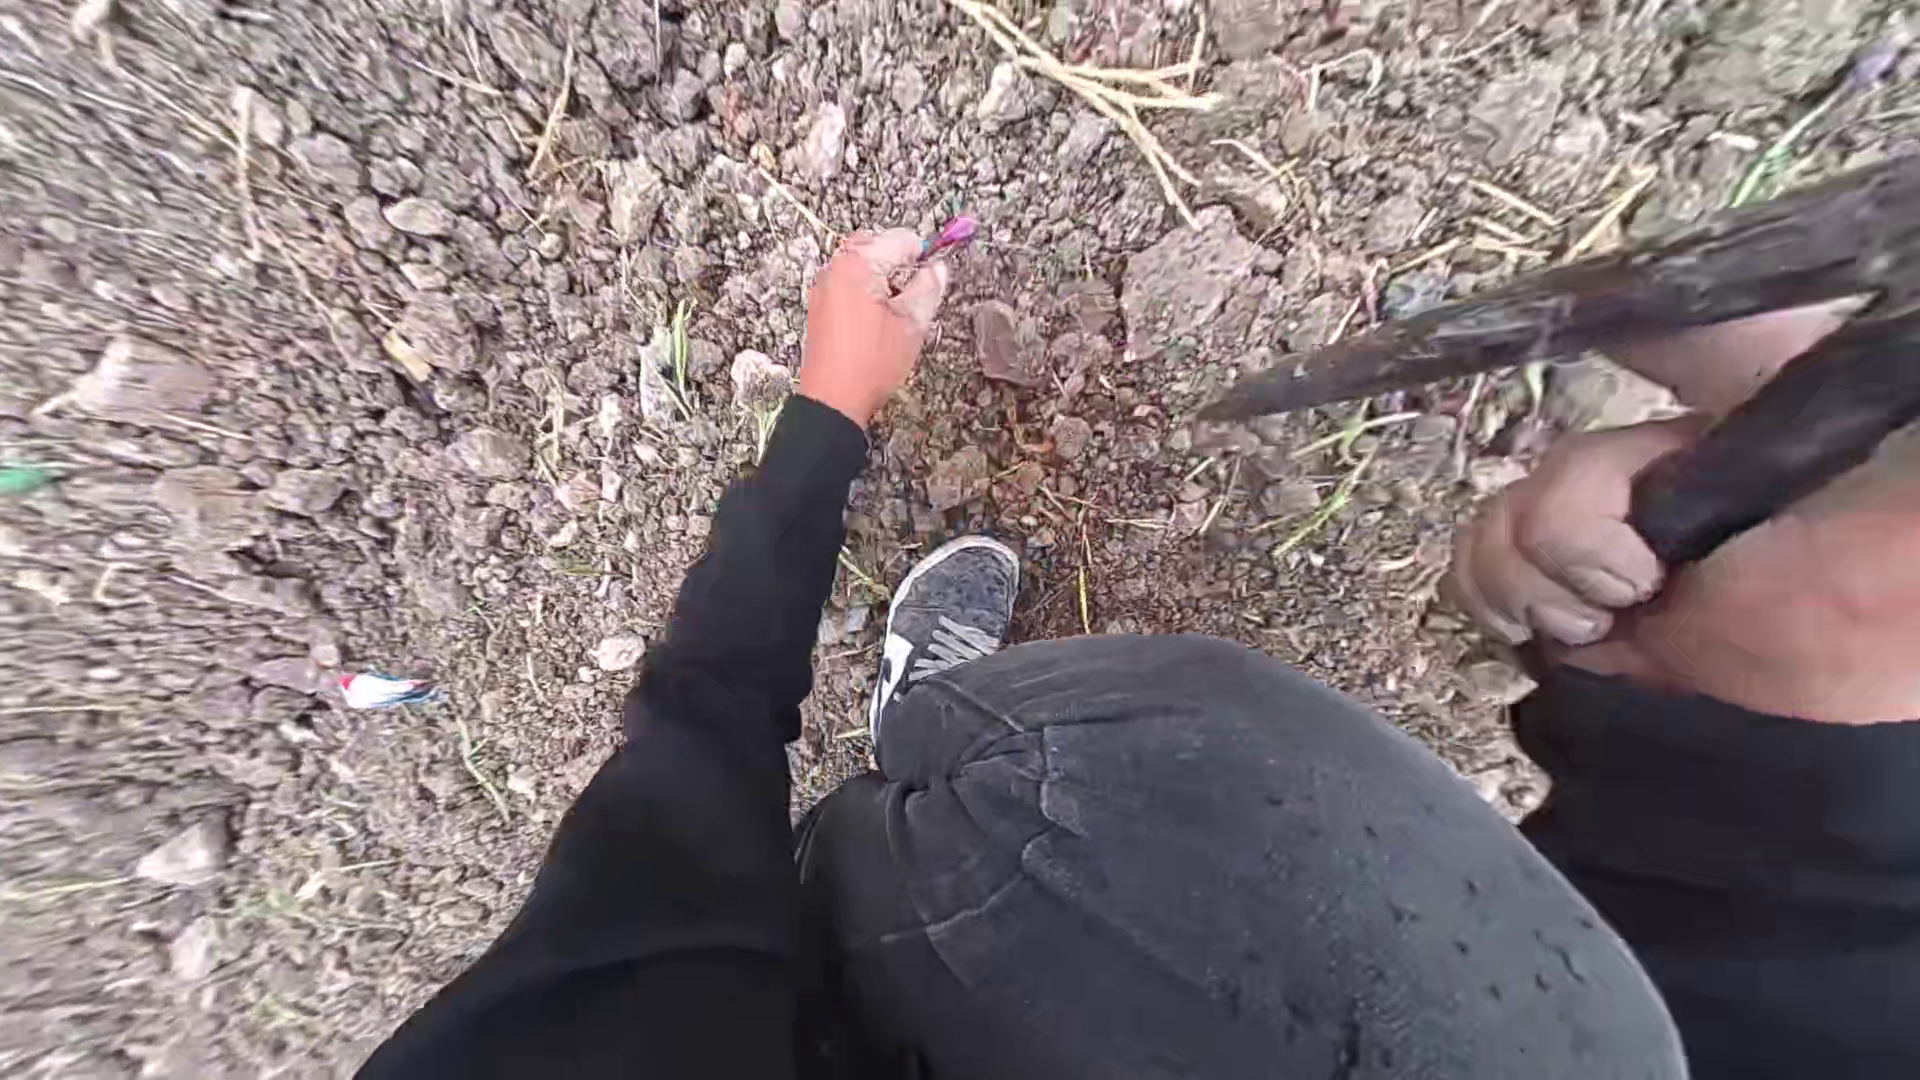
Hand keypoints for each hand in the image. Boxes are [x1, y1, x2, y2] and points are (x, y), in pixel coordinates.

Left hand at [799, 229, 949, 428]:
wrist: (832, 401)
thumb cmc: (870, 364)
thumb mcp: (910, 325)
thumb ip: (928, 288)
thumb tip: (937, 269)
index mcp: (857, 263)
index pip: (900, 240)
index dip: (924, 257)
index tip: (934, 279)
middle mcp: (835, 269)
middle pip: (878, 250)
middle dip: (901, 269)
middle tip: (915, 301)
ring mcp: (824, 290)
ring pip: (864, 271)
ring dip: (885, 285)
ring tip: (897, 319)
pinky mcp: (821, 310)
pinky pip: (850, 290)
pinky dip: (868, 298)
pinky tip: (878, 328)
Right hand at [1452, 304, 1919, 722]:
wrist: (1763, 742)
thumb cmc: (1868, 633)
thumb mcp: (1903, 529)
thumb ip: (1885, 468)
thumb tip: (1892, 336)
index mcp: (1760, 432)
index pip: (1714, 337)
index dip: (1651, 319)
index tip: (1606, 320)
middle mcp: (1662, 465)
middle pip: (1570, 460)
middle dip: (1574, 530)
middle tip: (1632, 588)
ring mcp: (1586, 522)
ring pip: (1501, 512)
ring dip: (1527, 577)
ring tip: (1587, 625)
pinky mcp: (1532, 569)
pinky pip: (1466, 556)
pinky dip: (1484, 592)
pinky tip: (1532, 627)